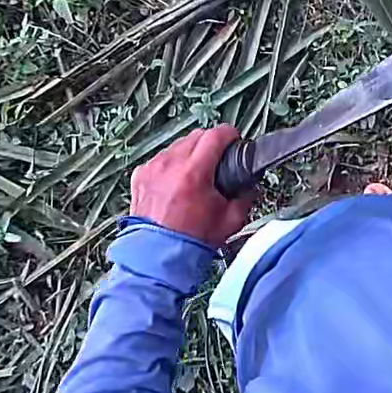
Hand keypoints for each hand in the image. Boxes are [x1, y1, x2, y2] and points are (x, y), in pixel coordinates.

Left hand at [130, 125, 254, 245]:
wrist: (158, 257)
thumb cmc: (190, 241)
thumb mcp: (231, 220)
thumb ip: (245, 197)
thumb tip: (250, 185)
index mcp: (194, 173)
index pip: (216, 135)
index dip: (230, 135)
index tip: (234, 140)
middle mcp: (170, 166)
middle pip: (197, 135)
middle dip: (211, 144)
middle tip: (219, 160)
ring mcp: (153, 169)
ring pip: (178, 145)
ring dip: (191, 153)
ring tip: (197, 174)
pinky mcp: (141, 176)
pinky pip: (161, 159)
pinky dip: (171, 165)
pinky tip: (177, 182)